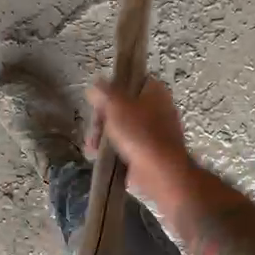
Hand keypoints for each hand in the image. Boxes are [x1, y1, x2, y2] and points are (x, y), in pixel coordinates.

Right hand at [85, 76, 194, 201]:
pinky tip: (99, 158)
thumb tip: (96, 84)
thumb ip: (104, 92)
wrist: (161, 172)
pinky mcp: (150, 152)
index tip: (97, 103)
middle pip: (121, 107)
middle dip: (102, 119)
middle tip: (94, 130)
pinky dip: (113, 151)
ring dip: (103, 137)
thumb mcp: (116, 106)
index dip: (109, 91)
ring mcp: (155, 132)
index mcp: (155, 91)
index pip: (128, 82)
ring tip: (92, 149)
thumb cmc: (140, 133)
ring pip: (122, 128)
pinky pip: (127, 146)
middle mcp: (158, 108)